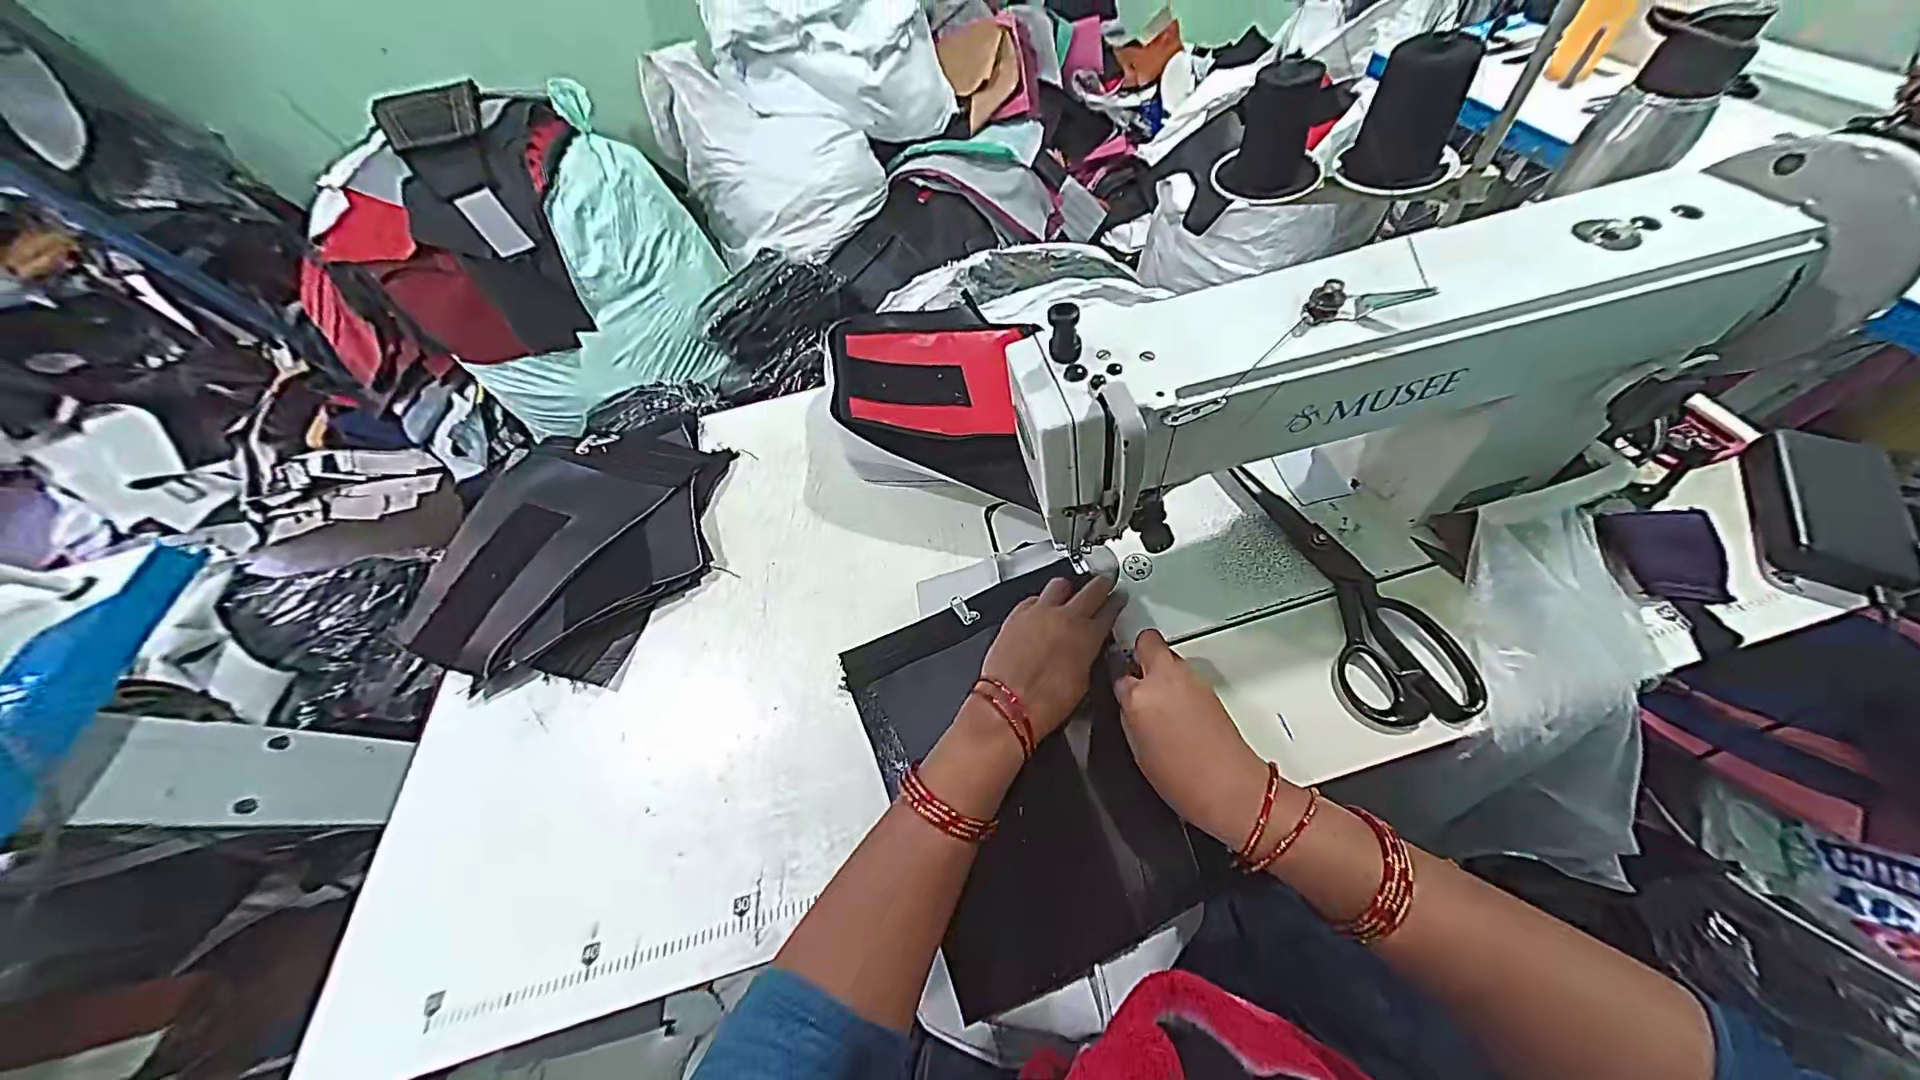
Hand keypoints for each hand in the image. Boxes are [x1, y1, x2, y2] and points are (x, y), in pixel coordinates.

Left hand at [979, 576, 1122, 738]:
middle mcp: (1065, 618)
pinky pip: (1032, 599)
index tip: (1118, 598)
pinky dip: (1039, 601)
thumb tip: (1086, 652)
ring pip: (1059, 585)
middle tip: (1104, 582)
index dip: (1117, 602)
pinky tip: (1040, 608)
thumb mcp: (1082, 684)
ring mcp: (1039, 613)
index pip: (1110, 609)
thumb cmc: (1043, 702)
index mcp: (1088, 635)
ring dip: (1068, 588)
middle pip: (1091, 589)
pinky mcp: (1016, 616)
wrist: (1008, 704)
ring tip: (1070, 592)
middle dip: (1102, 584)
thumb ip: (1087, 657)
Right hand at [1113, 629, 1271, 844]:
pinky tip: (1179, 712)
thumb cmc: (1185, 780)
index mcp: (1139, 695)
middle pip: (1148, 641)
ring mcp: (1191, 679)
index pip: (1119, 673)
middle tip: (1137, 676)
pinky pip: (1186, 674)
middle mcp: (1165, 679)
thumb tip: (1127, 703)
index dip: (1120, 684)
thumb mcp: (1137, 750)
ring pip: (1169, 656)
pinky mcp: (1210, 687)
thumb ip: (1128, 716)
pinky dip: (1180, 685)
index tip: (1121, 692)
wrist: (1230, 789)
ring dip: (1162, 670)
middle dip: (1140, 653)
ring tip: (1161, 702)